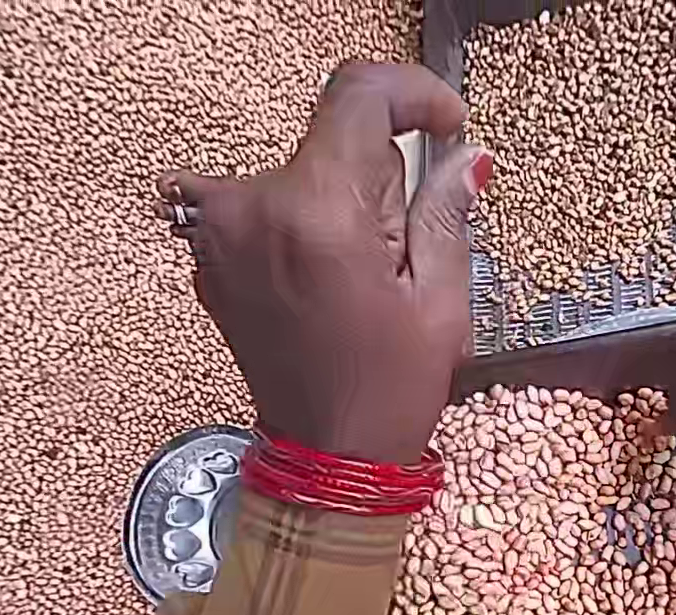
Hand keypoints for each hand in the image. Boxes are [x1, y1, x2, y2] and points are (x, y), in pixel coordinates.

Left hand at [161, 63, 491, 463]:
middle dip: (381, 182)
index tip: (446, 122)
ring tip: (364, 283)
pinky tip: (328, 287)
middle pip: (332, 141)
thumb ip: (446, 215)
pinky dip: (306, 228)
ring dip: (343, 207)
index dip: (412, 95)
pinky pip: (269, 208)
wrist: (328, 459)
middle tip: (405, 254)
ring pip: (302, 174)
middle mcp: (251, 207)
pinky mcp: (210, 257)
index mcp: (318, 216)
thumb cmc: (392, 392)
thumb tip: (466, 157)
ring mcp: (218, 233)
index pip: (357, 96)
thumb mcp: (440, 306)